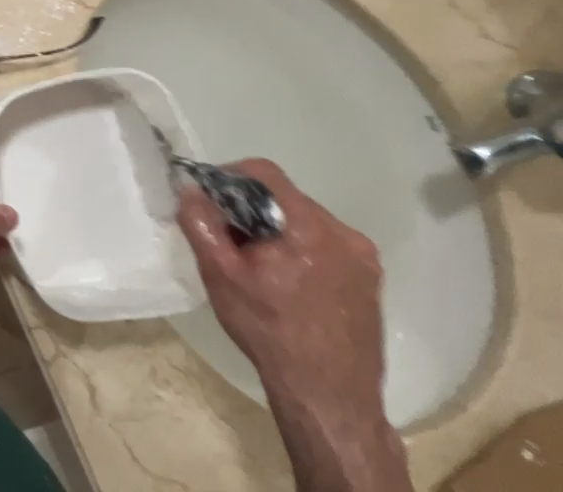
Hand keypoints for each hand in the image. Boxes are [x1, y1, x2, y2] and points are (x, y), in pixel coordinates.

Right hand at [179, 159, 385, 416]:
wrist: (328, 389)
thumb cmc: (267, 327)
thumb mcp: (219, 273)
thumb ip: (202, 224)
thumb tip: (192, 190)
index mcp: (306, 226)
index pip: (265, 173)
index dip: (230, 176)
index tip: (210, 201)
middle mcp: (343, 233)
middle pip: (285, 198)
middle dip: (251, 210)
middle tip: (229, 242)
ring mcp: (363, 257)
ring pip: (305, 222)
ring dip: (276, 231)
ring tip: (258, 268)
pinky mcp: (370, 278)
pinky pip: (325, 245)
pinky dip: (299, 250)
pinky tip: (286, 284)